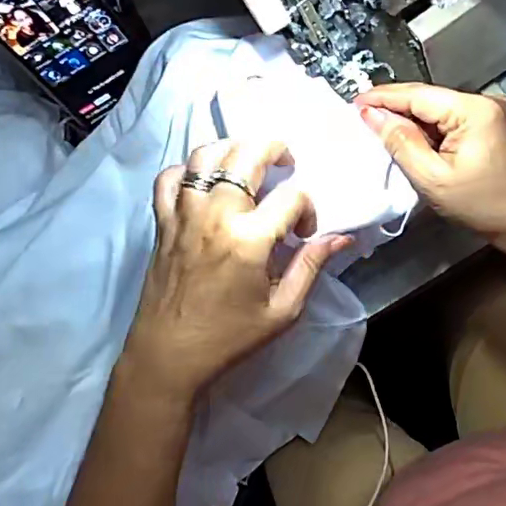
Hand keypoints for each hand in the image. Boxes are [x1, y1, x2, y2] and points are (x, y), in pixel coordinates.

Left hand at [121, 139, 352, 401]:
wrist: (169, 356)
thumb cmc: (230, 337)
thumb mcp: (283, 310)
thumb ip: (311, 266)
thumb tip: (341, 238)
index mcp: (249, 240)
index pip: (291, 198)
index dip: (307, 210)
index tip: (304, 234)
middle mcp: (215, 215)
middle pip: (246, 154)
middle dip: (274, 149)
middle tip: (286, 163)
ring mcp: (184, 214)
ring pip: (205, 155)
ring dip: (233, 150)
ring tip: (248, 165)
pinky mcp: (163, 221)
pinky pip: (170, 178)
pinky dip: (189, 170)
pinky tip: (205, 183)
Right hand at [355, 83, 505, 245]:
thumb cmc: (483, 205)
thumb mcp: (433, 178)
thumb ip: (401, 143)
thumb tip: (372, 115)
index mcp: (474, 109)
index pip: (418, 95)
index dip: (383, 97)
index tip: (354, 103)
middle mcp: (485, 101)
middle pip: (429, 99)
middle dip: (396, 108)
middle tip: (361, 117)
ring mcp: (492, 111)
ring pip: (439, 110)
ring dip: (412, 120)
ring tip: (379, 128)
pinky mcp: (493, 124)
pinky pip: (452, 120)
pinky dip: (431, 129)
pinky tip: (411, 139)